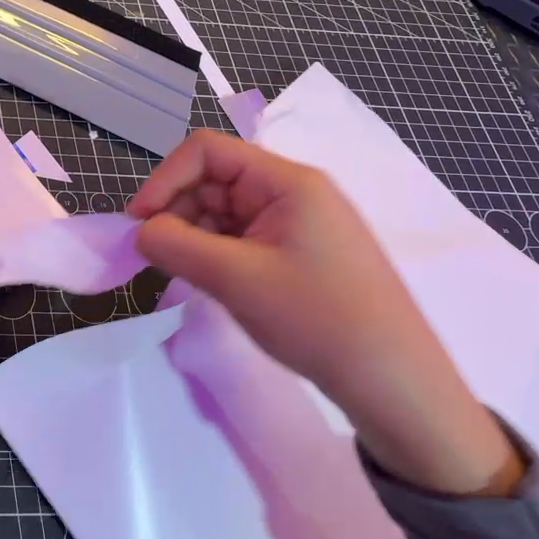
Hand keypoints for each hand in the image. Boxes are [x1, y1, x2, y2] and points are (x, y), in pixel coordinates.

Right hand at [128, 130, 525, 497]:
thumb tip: (139, 232)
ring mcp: (299, 223)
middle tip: (160, 257)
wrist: (398, 387)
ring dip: (195, 237)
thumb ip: (173, 245)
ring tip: (193, 277)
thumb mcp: (233, 279)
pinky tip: (216, 284)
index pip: (206, 151)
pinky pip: (241, 236)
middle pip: (212, 180)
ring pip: (222, 210)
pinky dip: (216, 254)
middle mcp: (294, 192)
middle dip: (177, 212)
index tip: (140, 224)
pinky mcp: (300, 252)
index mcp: (287, 182)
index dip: (164, 180)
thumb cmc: (317, 320)